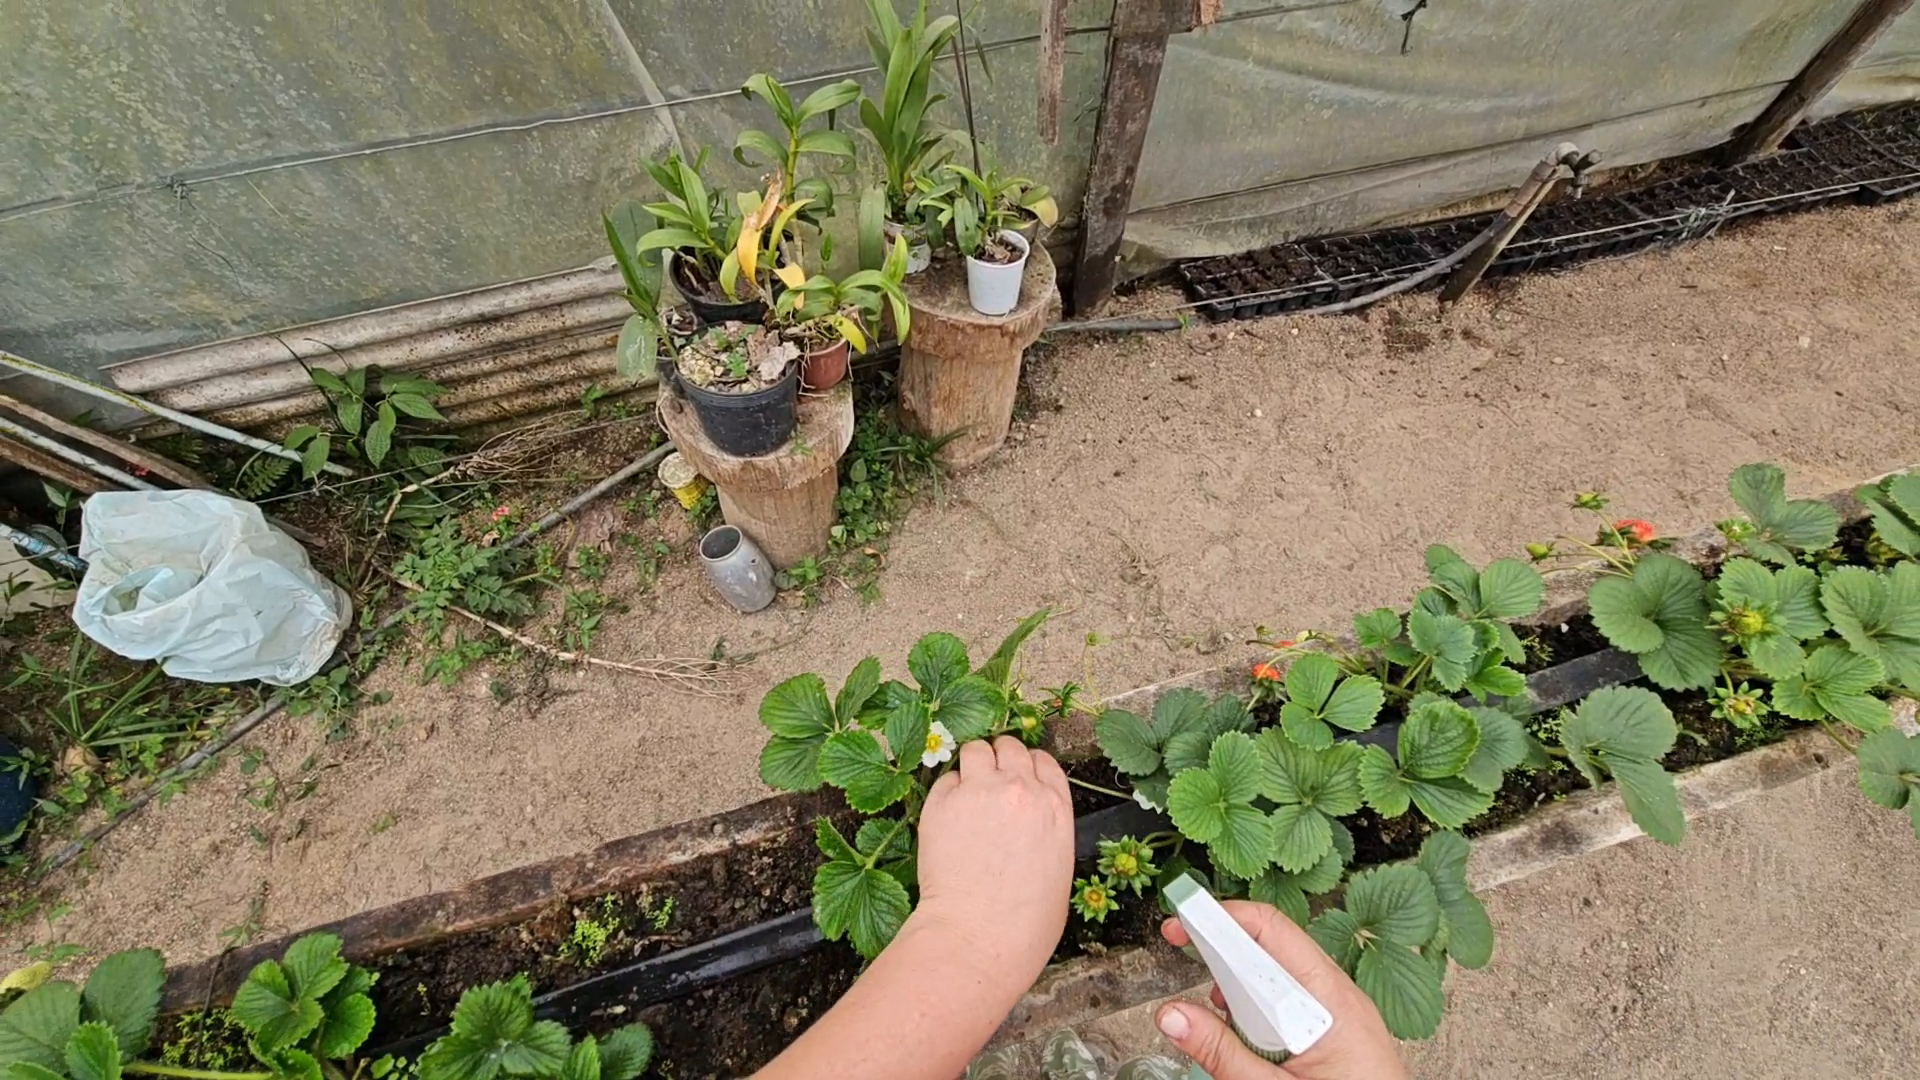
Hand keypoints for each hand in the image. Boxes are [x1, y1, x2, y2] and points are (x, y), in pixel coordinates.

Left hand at [910, 736, 1074, 989]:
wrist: (978, 939)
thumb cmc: (1025, 925)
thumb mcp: (1059, 870)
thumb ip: (1047, 828)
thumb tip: (1030, 822)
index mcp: (1054, 806)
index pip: (1042, 760)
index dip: (1029, 765)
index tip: (1018, 776)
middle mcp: (1018, 788)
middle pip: (1010, 747)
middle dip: (1000, 758)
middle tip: (990, 779)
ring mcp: (979, 790)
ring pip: (975, 750)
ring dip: (972, 764)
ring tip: (967, 789)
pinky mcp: (942, 801)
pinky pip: (946, 779)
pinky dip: (948, 791)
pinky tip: (948, 816)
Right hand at [1155, 901, 1408, 1079]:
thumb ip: (1222, 1053)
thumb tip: (1171, 1014)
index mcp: (1331, 1002)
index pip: (1269, 929)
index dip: (1219, 918)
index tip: (1181, 921)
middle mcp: (1340, 997)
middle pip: (1271, 947)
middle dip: (1224, 949)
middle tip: (1184, 951)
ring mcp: (1343, 1014)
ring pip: (1279, 973)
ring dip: (1241, 984)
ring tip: (1220, 1014)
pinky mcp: (1339, 1033)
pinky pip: (1291, 999)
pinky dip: (1260, 1007)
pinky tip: (1247, 1036)